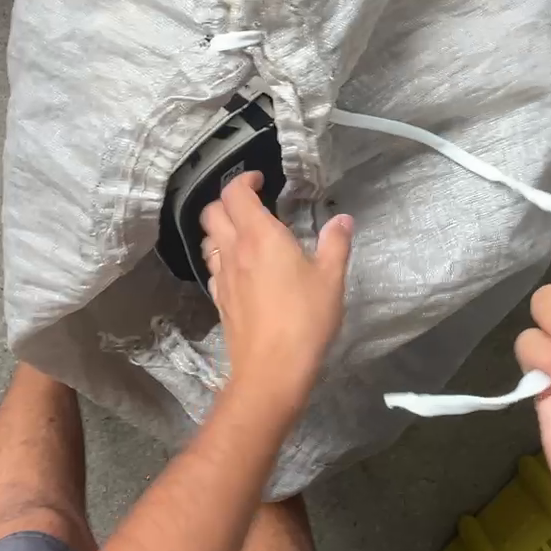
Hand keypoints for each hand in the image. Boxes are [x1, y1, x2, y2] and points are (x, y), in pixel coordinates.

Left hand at [200, 173, 353, 413]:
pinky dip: (221, 257)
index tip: (260, 180)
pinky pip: (212, 267)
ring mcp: (222, 277)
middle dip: (228, 200)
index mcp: (260, 236)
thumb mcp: (331, 279)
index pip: (235, 194)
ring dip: (221, 228)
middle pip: (212, 211)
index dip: (244, 180)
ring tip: (245, 232)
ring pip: (208, 239)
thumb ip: (335, 244)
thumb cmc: (304, 320)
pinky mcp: (219, 300)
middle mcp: (234, 251)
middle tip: (252, 203)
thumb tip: (342, 220)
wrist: (271, 371)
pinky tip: (240, 268)